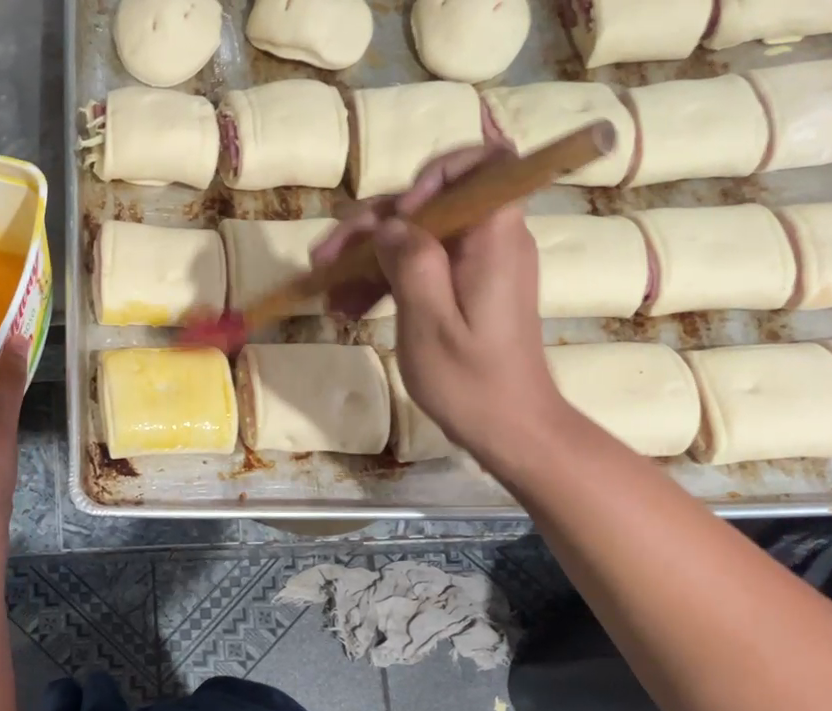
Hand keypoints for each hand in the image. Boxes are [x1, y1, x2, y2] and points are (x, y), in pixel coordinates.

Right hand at [319, 146, 566, 457]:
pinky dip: (382, 280)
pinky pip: (419, 265)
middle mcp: (490, 238)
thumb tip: (388, 223)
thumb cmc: (470, 379)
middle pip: (430, 203)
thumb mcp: (430, 323)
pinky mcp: (462, 287)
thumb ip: (411, 263)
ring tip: (325, 293)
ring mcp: (475, 263)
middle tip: (323, 259)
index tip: (396, 214)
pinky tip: (347, 308)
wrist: (508, 426)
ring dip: (366, 257)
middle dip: (372, 225)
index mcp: (493, 237)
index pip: (485, 164)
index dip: (435, 174)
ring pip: (416, 236)